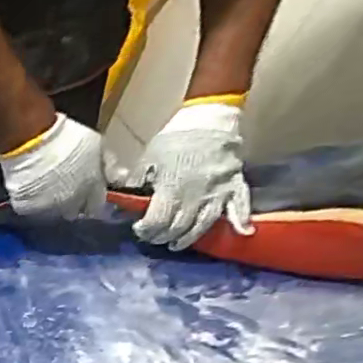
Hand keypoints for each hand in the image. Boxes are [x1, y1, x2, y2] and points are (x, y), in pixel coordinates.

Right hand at [0, 112, 108, 220]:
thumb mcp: (98, 146)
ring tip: (48, 189)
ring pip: (52, 214)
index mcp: (90, 188)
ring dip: (52, 205)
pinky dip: (33, 203)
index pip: (96, 207)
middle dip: (73, 205)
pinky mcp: (25, 209)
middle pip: (73, 214)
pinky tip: (33, 191)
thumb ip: (109, 166)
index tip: (89, 196)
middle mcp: (69, 203)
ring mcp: (45, 208)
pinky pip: (32, 211)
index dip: (94, 201)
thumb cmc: (67, 140)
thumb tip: (120, 180)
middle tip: (67, 190)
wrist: (32, 143)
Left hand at [119, 100, 254, 249]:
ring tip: (176, 244)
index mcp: (172, 188)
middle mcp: (197, 193)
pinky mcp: (236, 182)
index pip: (157, 221)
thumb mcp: (145, 163)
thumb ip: (134, 187)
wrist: (209, 119)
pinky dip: (241, 220)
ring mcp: (219, 189)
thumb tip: (120, 207)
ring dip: (189, 238)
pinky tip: (242, 233)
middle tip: (154, 238)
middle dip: (162, 237)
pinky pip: (241, 204)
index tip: (139, 229)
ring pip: (204, 223)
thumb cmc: (172, 142)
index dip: (145, 230)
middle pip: (179, 227)